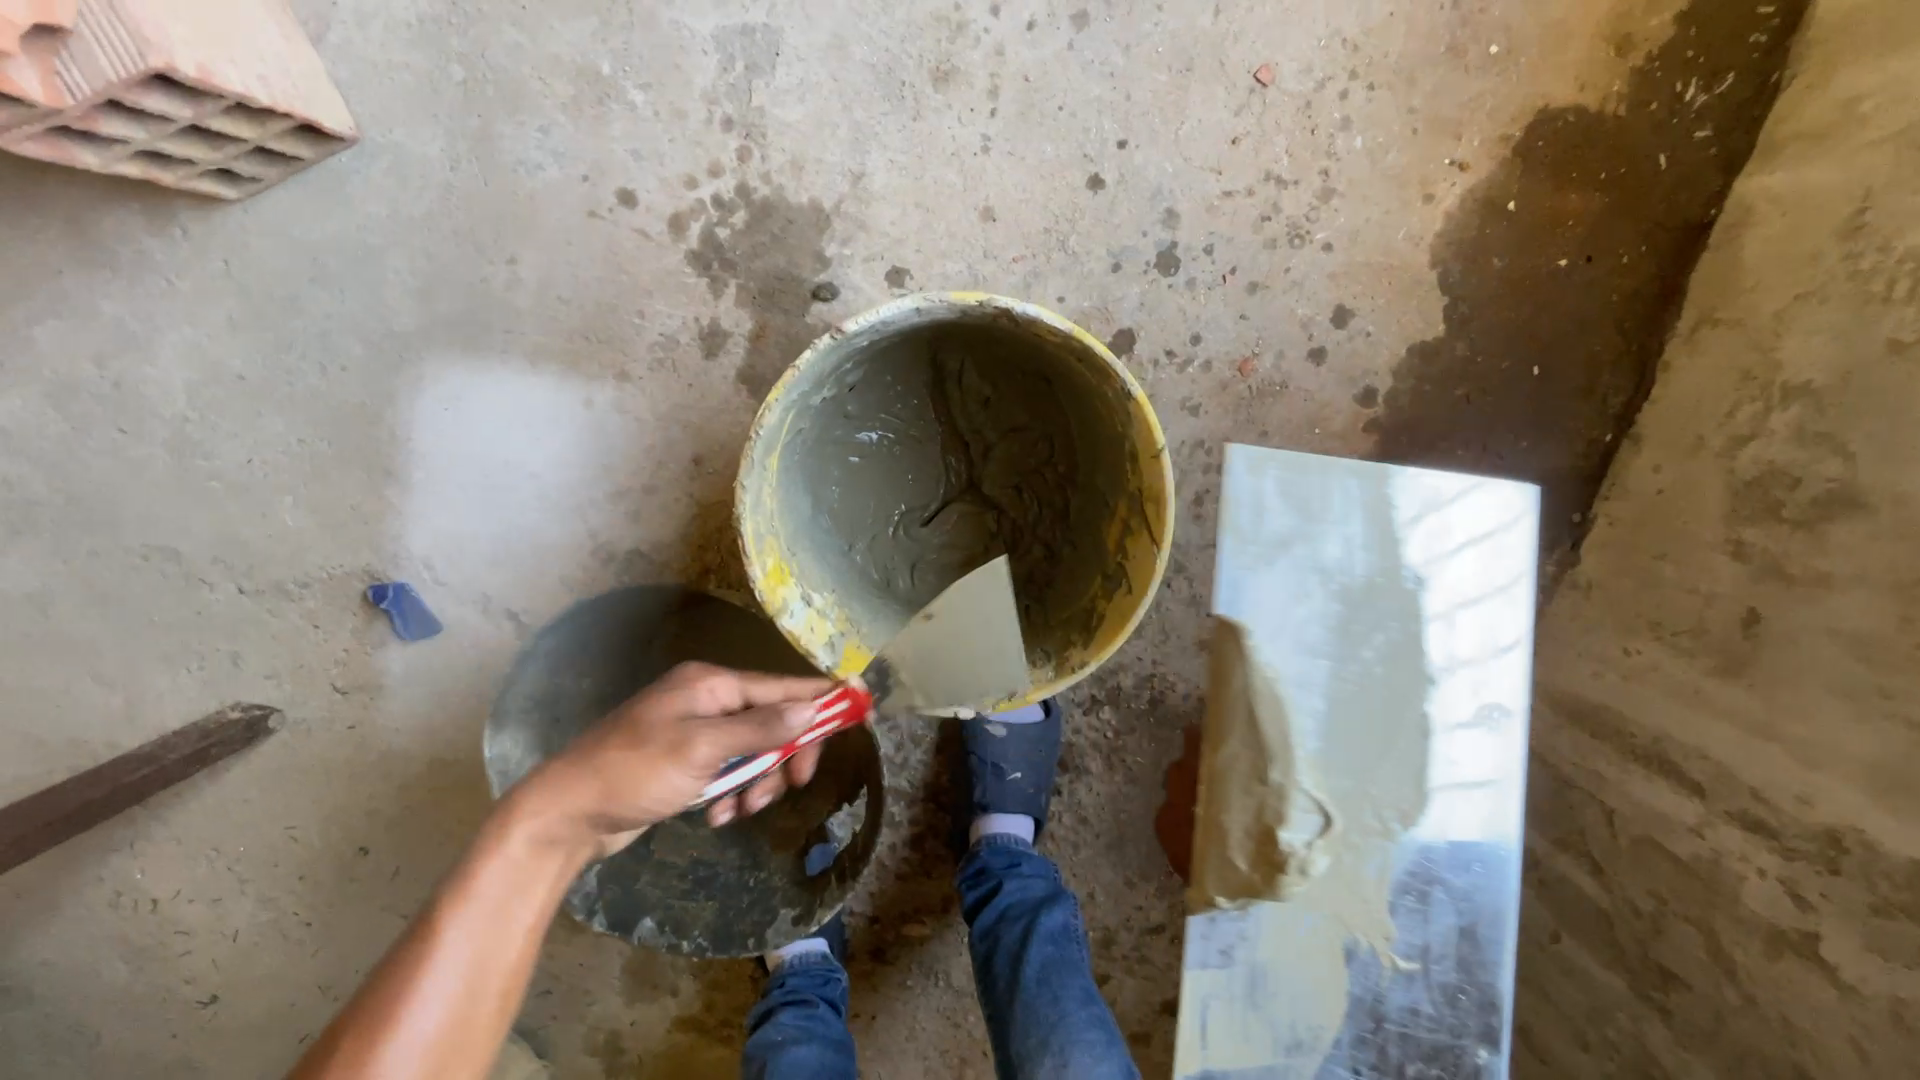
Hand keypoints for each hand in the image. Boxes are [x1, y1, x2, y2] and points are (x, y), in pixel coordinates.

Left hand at [509, 662, 836, 857]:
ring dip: (756, 783)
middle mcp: (708, 700)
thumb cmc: (634, 771)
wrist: (566, 813)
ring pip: (754, 753)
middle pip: (773, 721)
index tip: (862, 705)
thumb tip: (810, 709)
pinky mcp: (685, 762)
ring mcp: (696, 731)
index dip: (822, 697)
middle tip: (795, 786)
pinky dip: (732, 793)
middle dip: (784, 756)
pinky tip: (717, 815)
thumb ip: (760, 729)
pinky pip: (729, 772)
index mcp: (712, 684)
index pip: (783, 686)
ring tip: (738, 810)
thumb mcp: (701, 749)